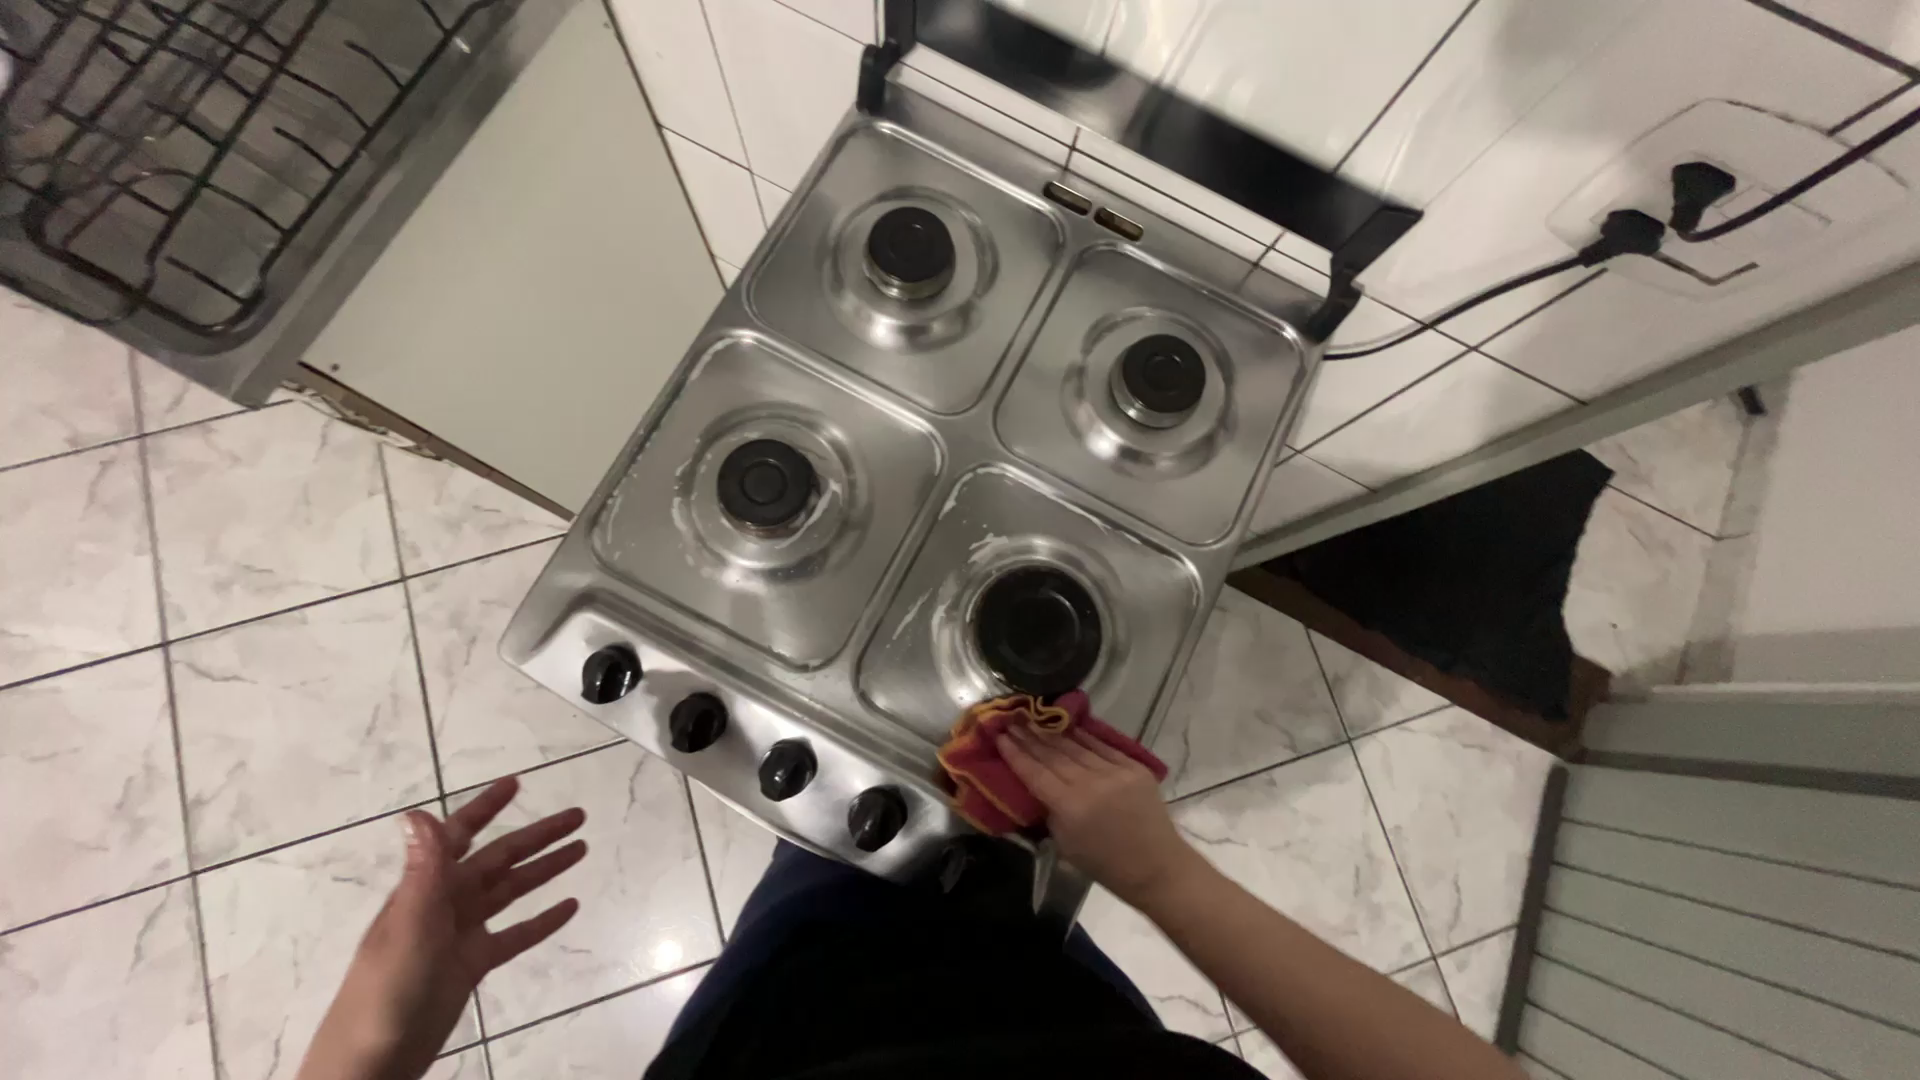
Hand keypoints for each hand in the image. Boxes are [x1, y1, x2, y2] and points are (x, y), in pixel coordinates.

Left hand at [297, 777, 587, 1079]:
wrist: (369, 1068)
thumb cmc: (385, 994)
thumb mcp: (408, 929)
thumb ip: (422, 872)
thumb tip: (418, 813)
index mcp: (426, 890)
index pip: (459, 837)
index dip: (485, 809)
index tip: (516, 783)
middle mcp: (444, 905)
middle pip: (499, 860)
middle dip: (537, 835)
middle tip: (578, 815)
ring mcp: (459, 936)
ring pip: (511, 891)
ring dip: (544, 869)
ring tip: (582, 849)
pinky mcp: (471, 966)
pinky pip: (514, 934)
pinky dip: (542, 920)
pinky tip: (569, 908)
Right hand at [996, 725, 1204, 907]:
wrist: (1156, 867)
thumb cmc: (1104, 864)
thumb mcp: (1064, 844)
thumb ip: (1048, 810)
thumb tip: (1036, 784)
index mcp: (1070, 807)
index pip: (1034, 772)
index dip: (1015, 752)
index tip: (999, 735)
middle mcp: (1090, 783)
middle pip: (1052, 754)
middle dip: (1029, 736)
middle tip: (1011, 720)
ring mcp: (1114, 772)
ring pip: (1075, 746)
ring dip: (1051, 732)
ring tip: (1033, 719)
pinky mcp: (1133, 766)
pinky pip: (1102, 745)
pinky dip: (1083, 735)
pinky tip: (1068, 725)